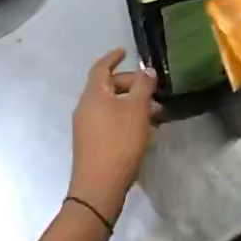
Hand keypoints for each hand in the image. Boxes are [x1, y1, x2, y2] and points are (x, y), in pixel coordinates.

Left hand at [67, 49, 157, 222]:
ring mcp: (86, 128)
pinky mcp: (92, 145)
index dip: (113, 57)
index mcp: (93, 95)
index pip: (101, 68)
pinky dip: (126, 118)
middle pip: (108, 86)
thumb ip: (143, 85)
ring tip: (155, 112)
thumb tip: (146, 71)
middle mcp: (85, 109)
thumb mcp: (138, 108)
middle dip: (131, 84)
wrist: (99, 189)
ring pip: (111, 106)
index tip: (125, 51)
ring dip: (132, 104)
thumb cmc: (119, 142)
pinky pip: (110, 121)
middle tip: (152, 88)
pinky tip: (144, 130)